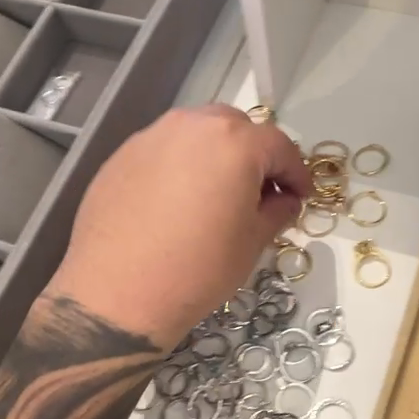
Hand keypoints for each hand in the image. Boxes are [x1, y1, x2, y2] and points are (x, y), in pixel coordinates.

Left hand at [44, 105, 309, 347]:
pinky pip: (163, 151)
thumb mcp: (251, 244)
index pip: (279, 146)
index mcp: (234, 143)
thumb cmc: (198, 269)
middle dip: (253, 155)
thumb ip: (275, 212)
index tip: (299, 197)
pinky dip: (179, 166)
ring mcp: (151, 137)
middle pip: (235, 127)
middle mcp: (191, 126)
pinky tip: (175, 204)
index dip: (296, 173)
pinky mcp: (121, 156)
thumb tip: (284, 200)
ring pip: (195, 134)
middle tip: (257, 192)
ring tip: (215, 195)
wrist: (118, 293)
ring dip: (214, 156)